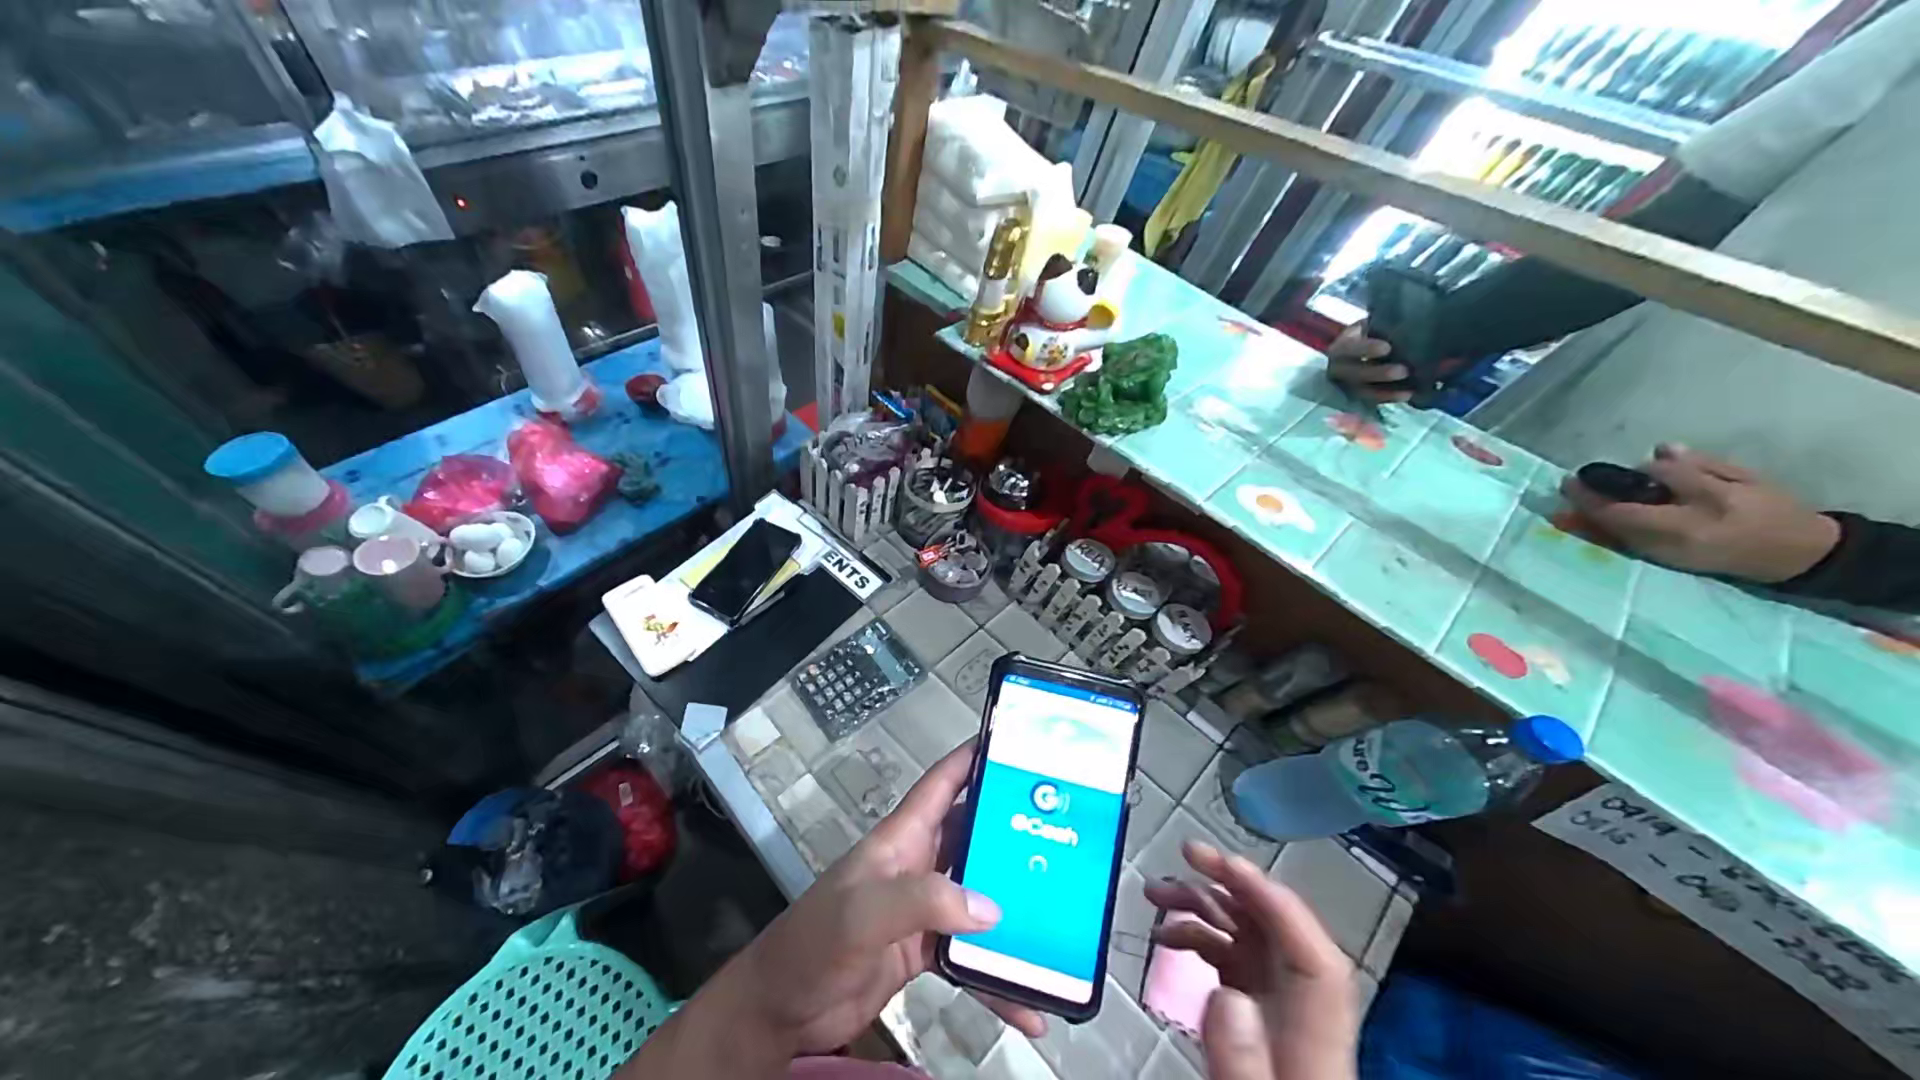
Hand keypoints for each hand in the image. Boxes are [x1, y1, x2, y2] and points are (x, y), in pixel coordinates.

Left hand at [736, 741, 1044, 1051]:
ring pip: (980, 895)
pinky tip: (1026, 1005)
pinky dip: (997, 975)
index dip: (974, 758)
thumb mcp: (862, 913)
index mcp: (902, 839)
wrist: (780, 1011)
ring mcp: (922, 907)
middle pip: (973, 836)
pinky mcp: (924, 949)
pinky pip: (973, 953)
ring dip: (1013, 909)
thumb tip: (990, 906)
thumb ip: (922, 901)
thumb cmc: (814, 945)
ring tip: (1058, 924)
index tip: (1017, 745)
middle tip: (1063, 838)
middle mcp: (917, 865)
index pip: (942, 784)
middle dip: (1013, 834)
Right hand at [1146, 841, 1359, 1079]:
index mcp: (1315, 1049)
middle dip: (1235, 887)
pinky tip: (1166, 937)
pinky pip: (1231, 963)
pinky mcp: (1254, 1021)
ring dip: (1206, 906)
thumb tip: (1228, 995)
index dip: (1279, 905)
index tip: (1226, 868)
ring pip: (1251, 941)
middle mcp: (1300, 1020)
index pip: (1318, 962)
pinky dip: (1199, 938)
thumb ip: (1242, 1067)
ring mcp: (1277, 1017)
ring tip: (1157, 891)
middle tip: (1187, 857)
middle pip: (1282, 938)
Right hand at [1325, 323, 1410, 404]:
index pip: (1348, 348)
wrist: (1369, 349)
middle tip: (1403, 371)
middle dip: (1377, 373)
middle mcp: (1338, 368)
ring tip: (1408, 390)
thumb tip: (1408, 324)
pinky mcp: (1356, 396)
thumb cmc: (1374, 334)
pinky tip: (1407, 395)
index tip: (1387, 348)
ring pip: (1360, 390)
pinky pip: (1371, 401)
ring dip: (1383, 391)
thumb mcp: (1373, 326)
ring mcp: (1346, 384)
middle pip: (1352, 374)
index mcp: (1341, 346)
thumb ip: (1382, 326)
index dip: (1365, 349)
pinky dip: (1389, 398)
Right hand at [1561, 444, 1840, 583]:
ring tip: (1639, 479)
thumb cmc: (1724, 562)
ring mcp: (1728, 485)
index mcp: (1683, 532)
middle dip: (1611, 480)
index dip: (1587, 498)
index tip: (1565, 485)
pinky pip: (1701, 458)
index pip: (1620, 511)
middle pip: (1643, 481)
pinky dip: (1678, 455)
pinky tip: (1666, 453)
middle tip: (1591, 481)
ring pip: (1672, 466)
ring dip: (1646, 470)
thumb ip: (1622, 536)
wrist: (1803, 554)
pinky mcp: (1747, 473)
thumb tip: (1569, 518)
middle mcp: (1705, 504)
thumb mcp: (1669, 557)